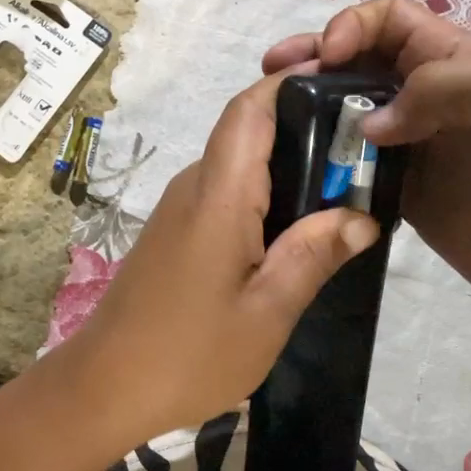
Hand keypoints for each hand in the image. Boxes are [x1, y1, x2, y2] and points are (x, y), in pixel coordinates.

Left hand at [57, 68, 381, 436]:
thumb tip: (361, 217)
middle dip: (306, 132)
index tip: (343, 85)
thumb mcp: (267, 312)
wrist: (104, 386)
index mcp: (218, 196)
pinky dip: (264, 199)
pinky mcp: (173, 233)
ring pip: (238, 168)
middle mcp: (194, 188)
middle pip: (248, 134)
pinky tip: (295, 232)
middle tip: (366, 160)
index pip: (249, 110)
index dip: (290, 84)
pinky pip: (225, 196)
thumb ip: (313, 256)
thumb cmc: (189, 354)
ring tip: (344, 196)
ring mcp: (178, 210)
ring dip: (288, 171)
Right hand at [263, 0, 470, 328]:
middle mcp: (433, 98)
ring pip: (351, 118)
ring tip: (273, 125)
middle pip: (361, 65)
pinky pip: (356, 173)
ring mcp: (418, 150)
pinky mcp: (408, 199)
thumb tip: (367, 124)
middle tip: (270, 75)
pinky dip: (327, 170)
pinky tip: (300, 175)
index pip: (394, 20)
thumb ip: (447, 86)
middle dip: (314, 61)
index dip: (355, 25)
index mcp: (464, 59)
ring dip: (312, 115)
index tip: (326, 56)